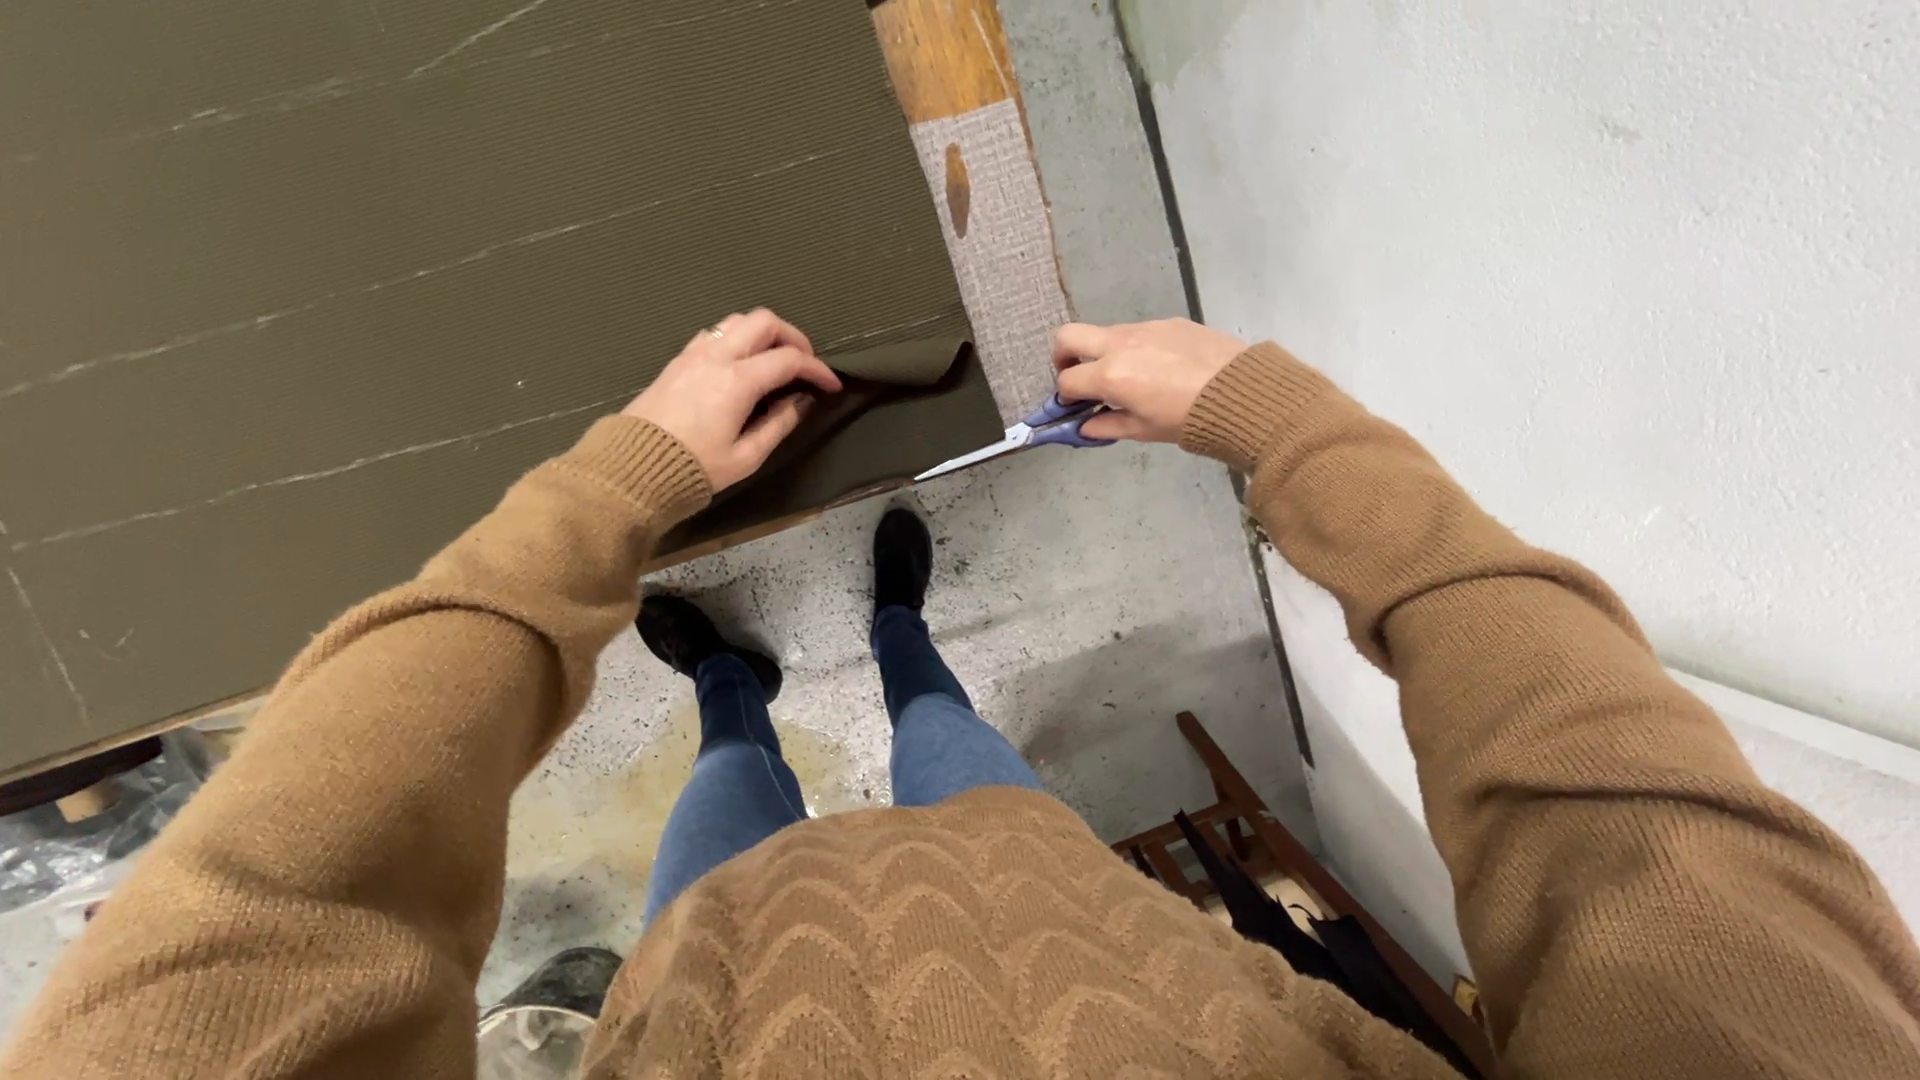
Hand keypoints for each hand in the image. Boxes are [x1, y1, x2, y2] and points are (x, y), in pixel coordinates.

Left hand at [622, 309, 842, 490]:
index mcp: (738, 381)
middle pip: (764, 321)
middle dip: (793, 337)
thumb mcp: (747, 456)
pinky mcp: (679, 359)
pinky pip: (716, 332)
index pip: (790, 359)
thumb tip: (801, 401)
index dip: (818, 369)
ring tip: (775, 360)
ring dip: (764, 333)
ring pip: (738, 320)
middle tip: (804, 363)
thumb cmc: (696, 466)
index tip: (831, 386)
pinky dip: (738, 338)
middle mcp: (717, 356)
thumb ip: (779, 423)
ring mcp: (694, 353)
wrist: (636, 467)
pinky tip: (742, 363)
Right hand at [1051, 318, 1246, 442]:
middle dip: (1062, 357)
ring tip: (1127, 378)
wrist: (1241, 392)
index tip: (1074, 407)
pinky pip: (1137, 332)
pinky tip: (1158, 369)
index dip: (1064, 397)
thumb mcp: (1144, 430)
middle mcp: (1121, 344)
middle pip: (1067, 336)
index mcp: (1111, 375)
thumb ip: (1107, 426)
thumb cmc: (1188, 419)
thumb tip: (1086, 426)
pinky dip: (1132, 348)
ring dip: (1102, 353)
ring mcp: (1145, 328)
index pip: (1067, 381)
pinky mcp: (1168, 322)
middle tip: (1076, 377)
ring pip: (1105, 333)